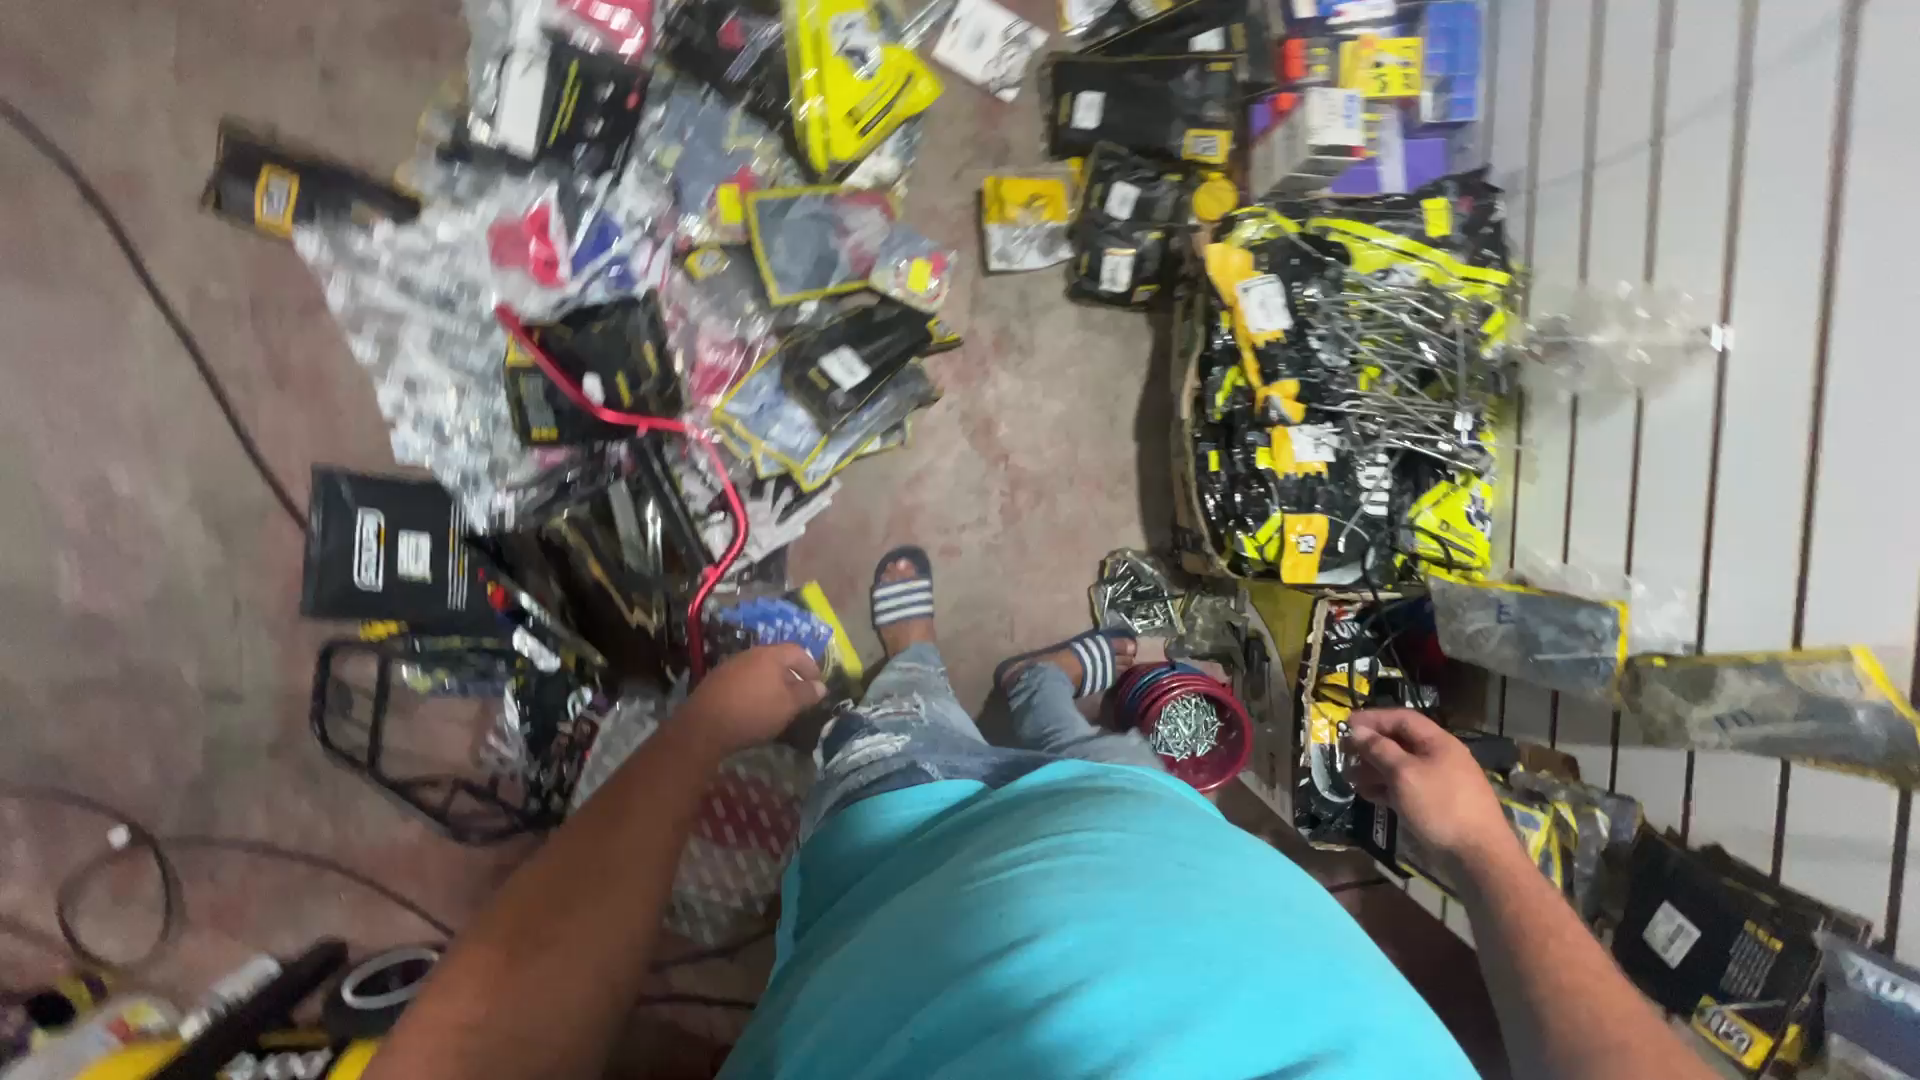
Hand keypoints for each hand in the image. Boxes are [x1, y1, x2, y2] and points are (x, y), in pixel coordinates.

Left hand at [672, 645, 826, 757]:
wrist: (704, 726)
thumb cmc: (754, 712)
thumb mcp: (788, 706)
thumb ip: (806, 694)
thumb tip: (821, 686)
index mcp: (771, 655)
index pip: (797, 651)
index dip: (811, 666)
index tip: (817, 683)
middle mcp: (750, 654)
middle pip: (777, 659)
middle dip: (791, 675)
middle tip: (799, 694)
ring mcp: (730, 666)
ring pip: (758, 670)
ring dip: (771, 683)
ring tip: (777, 703)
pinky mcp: (715, 681)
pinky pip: (743, 680)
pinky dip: (754, 689)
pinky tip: (753, 707)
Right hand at [1345, 709, 1513, 875]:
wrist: (1478, 856)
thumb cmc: (1440, 806)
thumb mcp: (1404, 773)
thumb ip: (1379, 749)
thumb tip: (1357, 731)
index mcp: (1438, 743)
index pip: (1402, 719)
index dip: (1373, 718)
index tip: (1345, 724)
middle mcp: (1439, 757)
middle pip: (1399, 742)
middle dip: (1370, 746)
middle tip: (1344, 753)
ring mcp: (1438, 782)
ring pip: (1399, 767)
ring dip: (1373, 769)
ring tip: (1350, 777)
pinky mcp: (1434, 803)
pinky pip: (1405, 787)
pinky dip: (1384, 788)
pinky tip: (1367, 794)